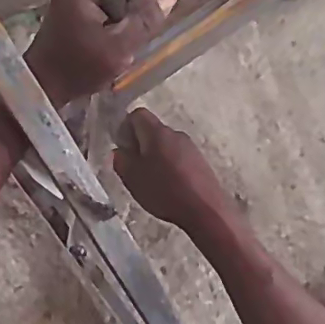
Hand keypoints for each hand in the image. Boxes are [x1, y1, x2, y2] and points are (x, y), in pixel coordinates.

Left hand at [25, 0, 175, 105]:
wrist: (45, 86)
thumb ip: (145, 20)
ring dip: (124, 21)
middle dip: (131, 11)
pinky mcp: (77, 5)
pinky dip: (113, 25)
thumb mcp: (119, 47)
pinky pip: (109, 7)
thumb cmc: (78, 66)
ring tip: (115, 44)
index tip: (133, 23)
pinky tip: (107, 44)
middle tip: (124, 38)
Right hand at [113, 108, 234, 233]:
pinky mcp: (200, 161)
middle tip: (134, 168)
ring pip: (165, 144)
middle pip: (152, 130)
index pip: (137, 114)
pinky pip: (178, 156)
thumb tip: (120, 151)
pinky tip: (169, 186)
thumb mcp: (132, 178)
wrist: (205, 209)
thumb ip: (121, 160)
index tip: (123, 148)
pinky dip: (169, 165)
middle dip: (140, 145)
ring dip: (155, 156)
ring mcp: (190, 146)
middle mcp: (175, 133)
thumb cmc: (164, 190)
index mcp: (157, 132)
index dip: (125, 128)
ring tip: (152, 180)